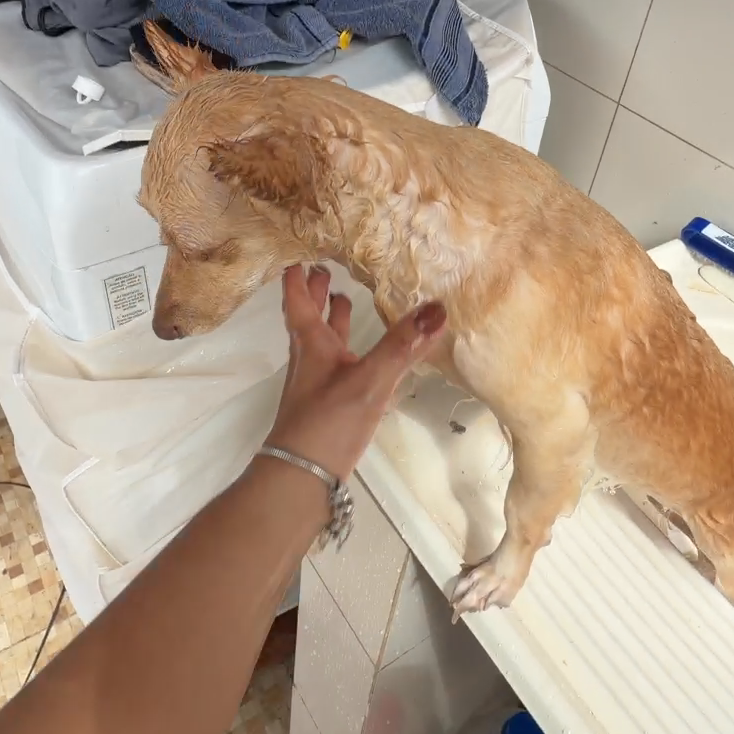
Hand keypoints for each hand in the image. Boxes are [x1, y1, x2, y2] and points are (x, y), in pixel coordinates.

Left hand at [263, 266, 446, 480]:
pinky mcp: (326, 404)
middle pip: (308, 317)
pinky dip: (346, 348)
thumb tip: (437, 308)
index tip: (300, 255)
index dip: (297, 278)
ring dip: (330, 319)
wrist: (301, 478)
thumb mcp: (369, 380)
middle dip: (315, 293)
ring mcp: (316, 383)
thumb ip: (402, 346)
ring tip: (341, 299)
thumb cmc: (327, 421)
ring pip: (322, 341)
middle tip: (322, 270)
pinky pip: (336, 364)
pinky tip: (360, 355)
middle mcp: (309, 358)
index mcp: (311, 343)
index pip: (298, 301)